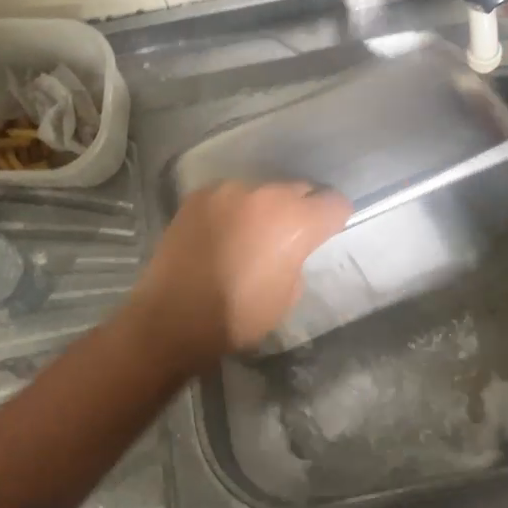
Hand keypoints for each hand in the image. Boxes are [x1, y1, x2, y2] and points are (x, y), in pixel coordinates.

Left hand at [120, 181, 351, 369]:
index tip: (328, 232)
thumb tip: (290, 245)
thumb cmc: (238, 317)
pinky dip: (234, 210)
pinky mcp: (198, 196)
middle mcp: (265, 195)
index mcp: (295, 221)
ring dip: (264, 208)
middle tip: (289, 236)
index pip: (334, 202)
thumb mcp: (288, 294)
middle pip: (299, 189)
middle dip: (301, 209)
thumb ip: (298, 257)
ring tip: (250, 235)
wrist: (172, 318)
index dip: (335, 218)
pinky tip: (221, 234)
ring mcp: (227, 191)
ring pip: (262, 190)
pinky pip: (229, 196)